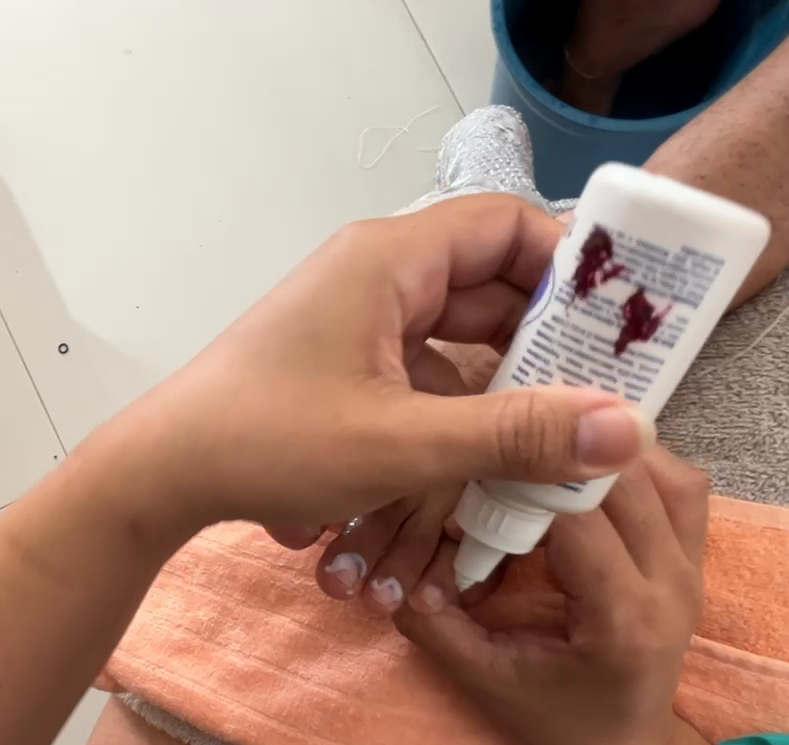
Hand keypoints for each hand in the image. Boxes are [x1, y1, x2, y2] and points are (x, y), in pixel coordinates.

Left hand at [86, 195, 649, 543]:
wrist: (165, 473)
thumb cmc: (269, 443)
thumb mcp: (402, 445)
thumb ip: (513, 434)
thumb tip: (622, 429)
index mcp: (389, 262)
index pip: (508, 227)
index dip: (571, 269)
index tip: (619, 327)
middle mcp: (374, 278)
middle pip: (486, 286)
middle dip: (541, 343)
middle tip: (595, 397)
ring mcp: (354, 323)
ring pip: (453, 337)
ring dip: (495, 384)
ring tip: (546, 435)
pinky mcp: (340, 365)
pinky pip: (416, 371)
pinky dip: (449, 407)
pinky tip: (471, 454)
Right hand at [395, 449, 709, 744]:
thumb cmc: (553, 721)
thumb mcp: (480, 679)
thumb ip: (435, 623)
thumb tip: (394, 568)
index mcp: (619, 620)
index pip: (576, 519)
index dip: (523, 485)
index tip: (475, 476)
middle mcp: (670, 585)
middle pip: (624, 483)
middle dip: (559, 457)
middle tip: (503, 452)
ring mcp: (691, 570)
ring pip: (664, 474)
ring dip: (602, 454)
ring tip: (546, 453)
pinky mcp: (695, 561)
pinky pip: (680, 487)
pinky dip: (635, 466)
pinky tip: (586, 474)